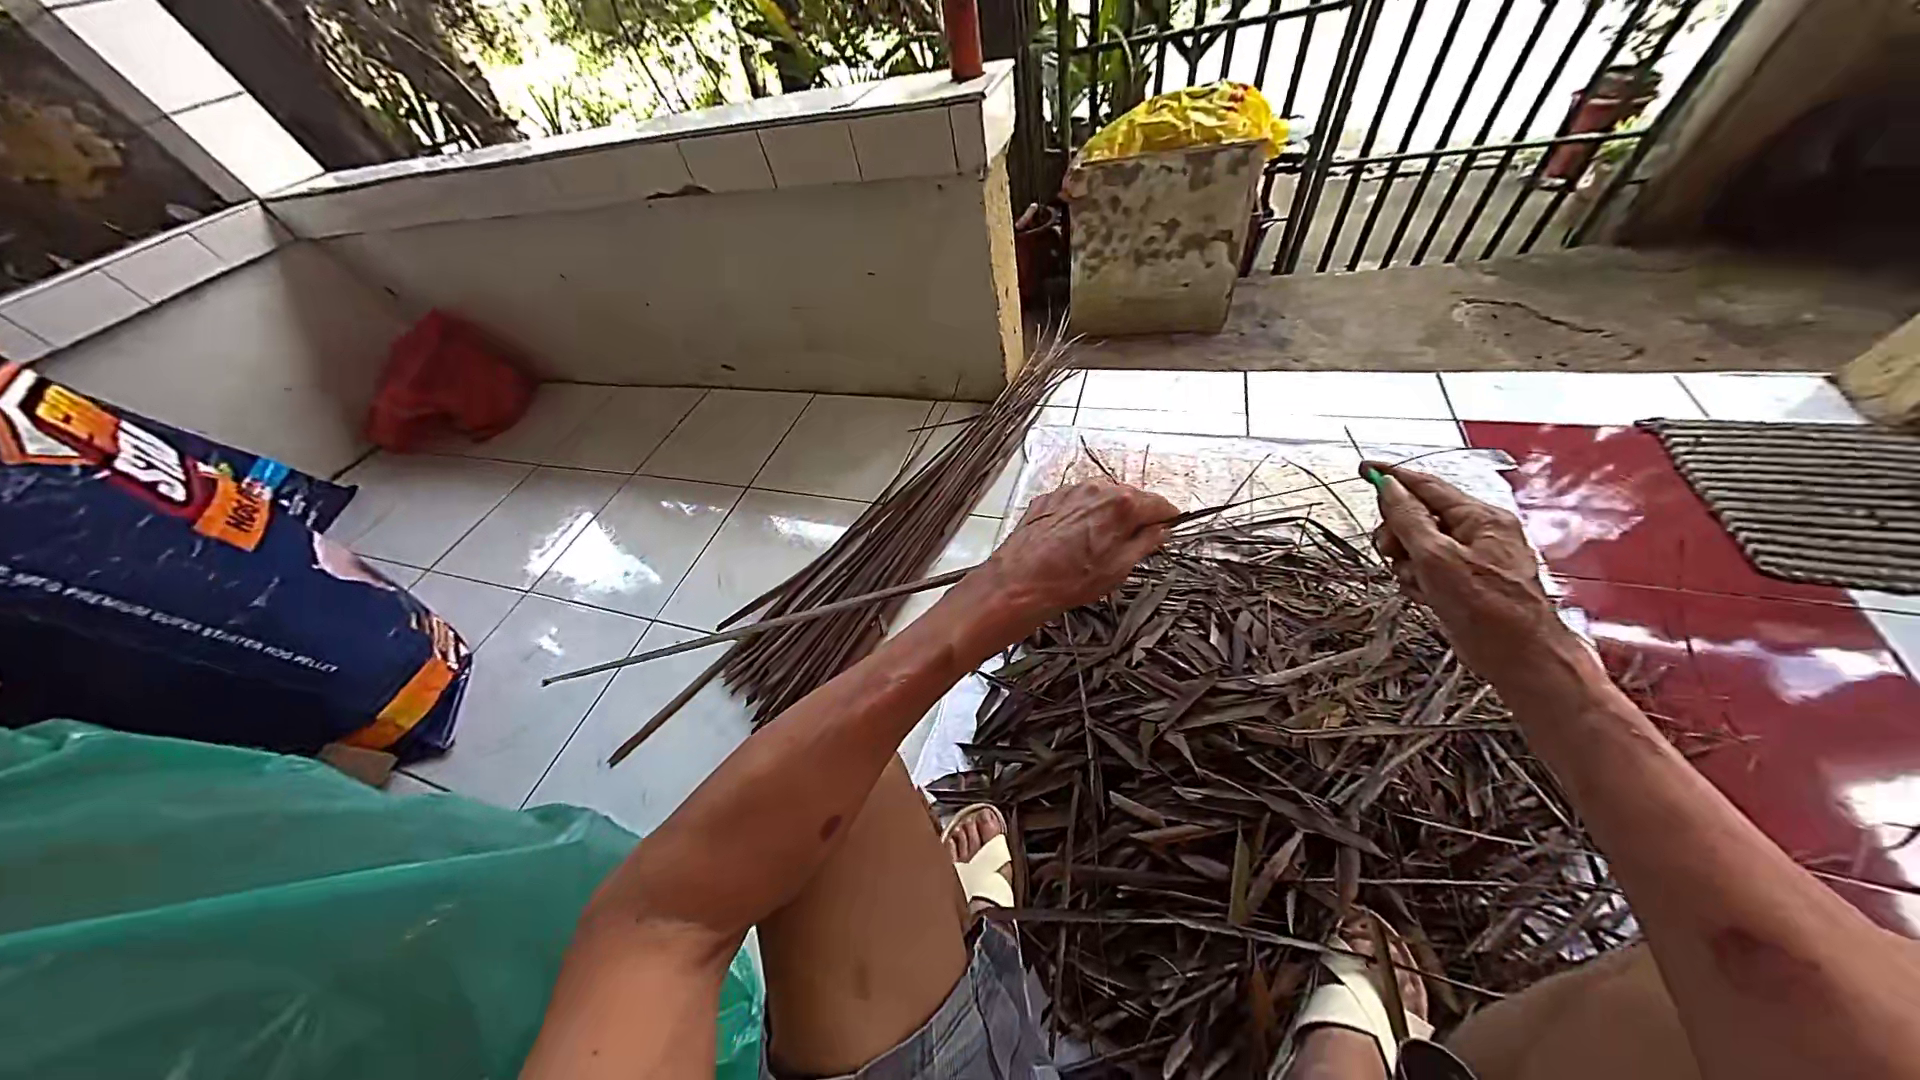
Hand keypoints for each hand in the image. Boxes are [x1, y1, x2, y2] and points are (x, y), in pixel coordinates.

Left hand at [974, 479, 1175, 627]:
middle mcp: (1095, 489)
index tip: (1169, 526)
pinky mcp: (1048, 499)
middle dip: (1135, 517)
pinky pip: (1075, 502)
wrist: (1019, 582)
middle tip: (1134, 542)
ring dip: (1106, 515)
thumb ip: (1145, 543)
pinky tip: (1074, 540)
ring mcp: (1069, 491)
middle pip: (1129, 497)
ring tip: (1099, 545)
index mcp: (1121, 504)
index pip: (1158, 503)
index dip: (1167, 517)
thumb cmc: (1066, 580)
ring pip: (1100, 498)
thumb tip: (1160, 531)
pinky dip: (1081, 515)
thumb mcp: (1119, 568)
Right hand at [1366, 462, 1568, 681]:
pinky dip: (1416, 580)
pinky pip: (1423, 568)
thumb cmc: (1490, 610)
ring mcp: (1468, 557)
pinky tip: (1426, 595)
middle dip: (1397, 535)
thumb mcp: (1437, 558)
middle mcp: (1477, 533)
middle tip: (1392, 551)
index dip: (1392, 477)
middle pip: (1415, 517)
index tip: (1365, 469)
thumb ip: (1408, 519)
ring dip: (1405, 563)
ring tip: (1419, 582)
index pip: (1426, 485)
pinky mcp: (1460, 580)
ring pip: (1414, 545)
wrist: (1519, 657)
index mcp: (1480, 518)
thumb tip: (1389, 488)